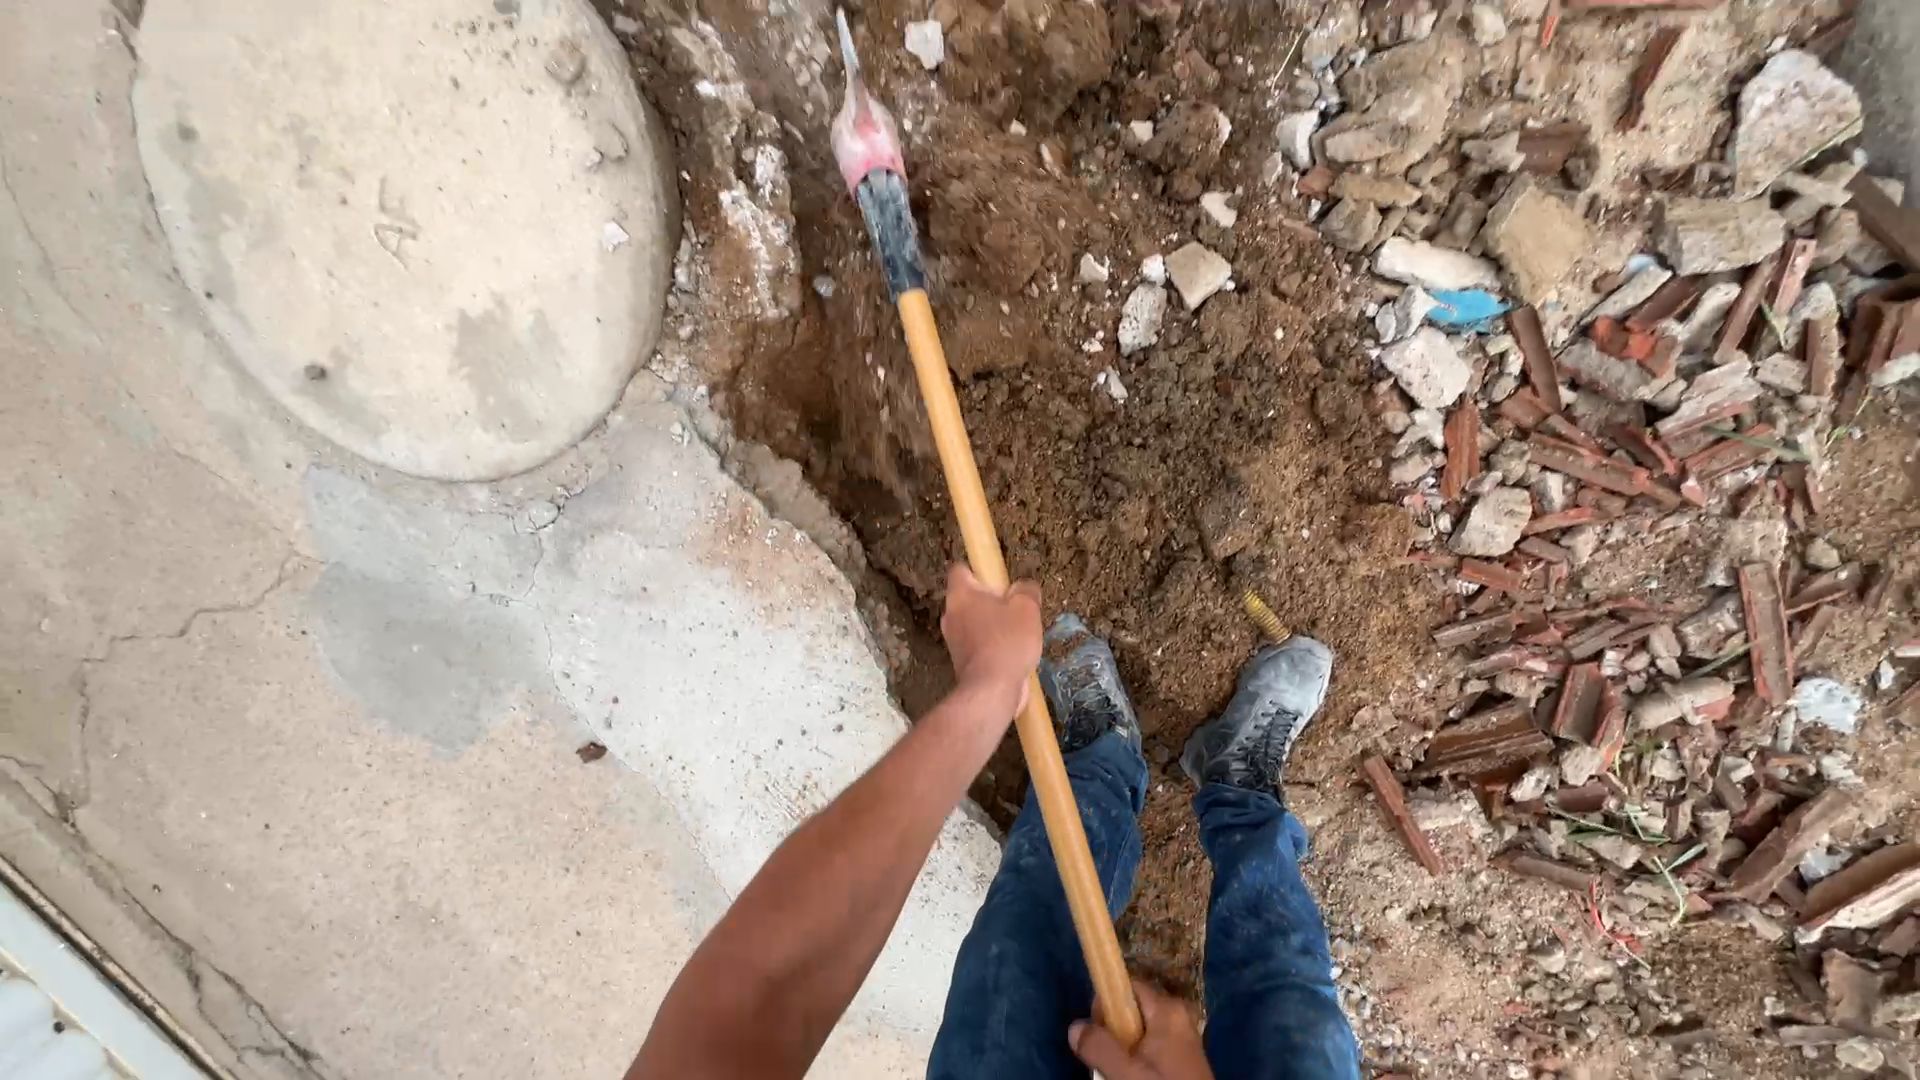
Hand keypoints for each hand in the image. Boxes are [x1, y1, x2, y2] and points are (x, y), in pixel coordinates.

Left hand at [940, 564, 1041, 711]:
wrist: (992, 690)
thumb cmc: (1007, 641)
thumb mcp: (1027, 607)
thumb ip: (1026, 590)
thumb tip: (1023, 587)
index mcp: (960, 595)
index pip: (959, 569)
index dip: (978, 569)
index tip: (998, 578)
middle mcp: (950, 615)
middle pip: (969, 597)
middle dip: (991, 600)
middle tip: (1015, 607)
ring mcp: (953, 640)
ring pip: (974, 622)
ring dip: (993, 625)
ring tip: (1017, 633)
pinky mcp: (961, 661)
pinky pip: (977, 644)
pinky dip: (991, 645)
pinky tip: (1011, 653)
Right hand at [1069, 982, 1214, 1079]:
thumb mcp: (1127, 1075)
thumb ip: (1099, 1048)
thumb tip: (1075, 1027)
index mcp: (1167, 1009)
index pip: (1126, 986)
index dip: (1106, 1005)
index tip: (1097, 1033)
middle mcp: (1177, 1016)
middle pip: (1131, 1011)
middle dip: (1114, 1035)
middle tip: (1109, 1062)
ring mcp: (1183, 1039)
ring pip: (1139, 1035)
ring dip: (1124, 1054)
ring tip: (1121, 1075)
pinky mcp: (1183, 1061)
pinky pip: (1151, 1051)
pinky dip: (1138, 1064)